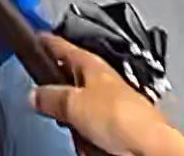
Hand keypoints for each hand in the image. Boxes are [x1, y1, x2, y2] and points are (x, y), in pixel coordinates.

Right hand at [28, 34, 183, 155]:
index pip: (61, 45)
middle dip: (58, 96)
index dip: (46, 41)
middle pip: (68, 80)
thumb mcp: (73, 104)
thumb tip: (33, 94)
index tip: (34, 38)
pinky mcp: (115, 125)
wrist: (150, 147)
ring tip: (79, 133)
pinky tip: (91, 145)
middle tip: (51, 107)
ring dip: (74, 122)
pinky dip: (87, 138)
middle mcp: (98, 77)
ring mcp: (107, 101)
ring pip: (78, 108)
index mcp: (89, 62)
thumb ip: (50, 97)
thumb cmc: (118, 116)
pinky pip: (91, 129)